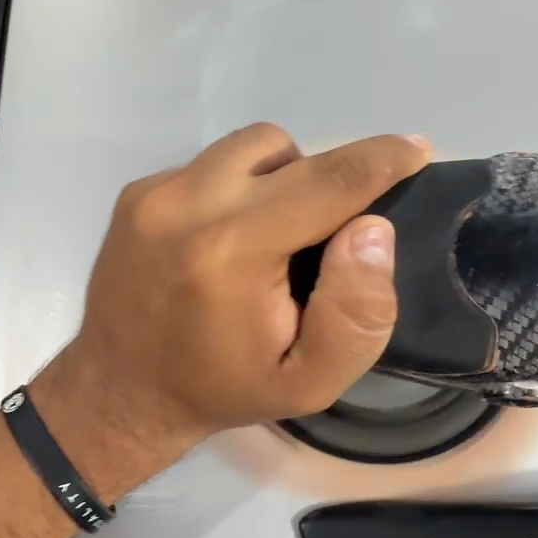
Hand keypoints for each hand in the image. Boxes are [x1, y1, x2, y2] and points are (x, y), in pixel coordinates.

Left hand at [32, 125, 431, 495]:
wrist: (120, 390)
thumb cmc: (220, 390)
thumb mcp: (308, 382)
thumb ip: (355, 313)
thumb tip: (371, 229)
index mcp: (230, 251)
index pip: (327, 182)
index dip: (382, 160)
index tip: (417, 151)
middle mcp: (186, 205)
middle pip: (286, 151)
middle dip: (326, 177)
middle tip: (330, 229)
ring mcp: (153, 194)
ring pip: (245, 147)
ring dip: (278, 176)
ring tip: (275, 232)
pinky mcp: (134, 194)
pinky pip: (207, 165)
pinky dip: (232, 188)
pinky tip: (223, 238)